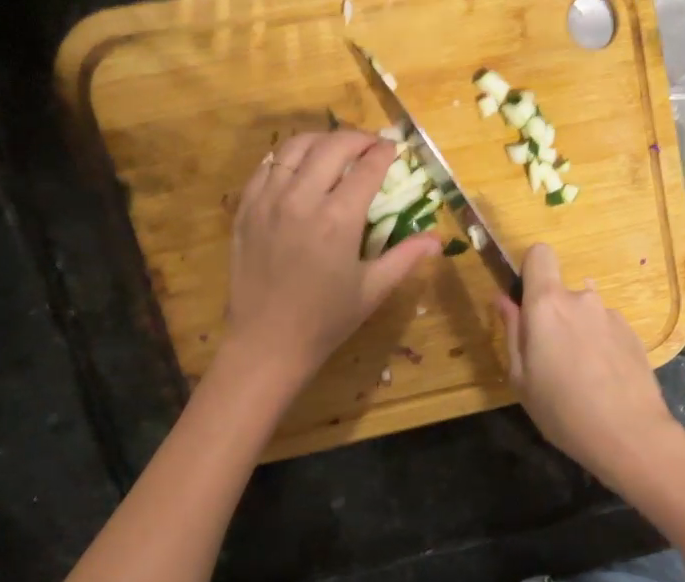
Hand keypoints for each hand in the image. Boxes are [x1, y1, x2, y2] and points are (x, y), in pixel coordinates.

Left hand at [223, 130, 442, 388]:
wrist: (269, 340)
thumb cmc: (327, 321)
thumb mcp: (372, 291)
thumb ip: (405, 258)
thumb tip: (437, 240)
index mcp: (338, 220)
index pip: (366, 169)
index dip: (383, 154)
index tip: (393, 150)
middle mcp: (302, 198)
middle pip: (331, 147)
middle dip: (355, 138)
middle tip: (369, 144)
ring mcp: (269, 199)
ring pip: (295, 146)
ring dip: (321, 140)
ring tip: (335, 147)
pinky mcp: (246, 207)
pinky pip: (268, 166)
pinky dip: (288, 157)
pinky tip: (300, 166)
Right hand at [495, 244, 684, 493]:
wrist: (629, 433)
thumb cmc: (562, 411)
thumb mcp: (521, 379)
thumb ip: (512, 333)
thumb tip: (503, 301)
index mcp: (547, 305)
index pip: (539, 254)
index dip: (530, 272)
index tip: (525, 303)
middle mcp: (582, 299)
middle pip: (562, 292)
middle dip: (553, 317)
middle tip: (550, 360)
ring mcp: (612, 316)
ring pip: (586, 314)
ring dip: (579, 334)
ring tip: (581, 376)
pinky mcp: (633, 335)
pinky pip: (606, 331)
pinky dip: (601, 348)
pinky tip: (604, 382)